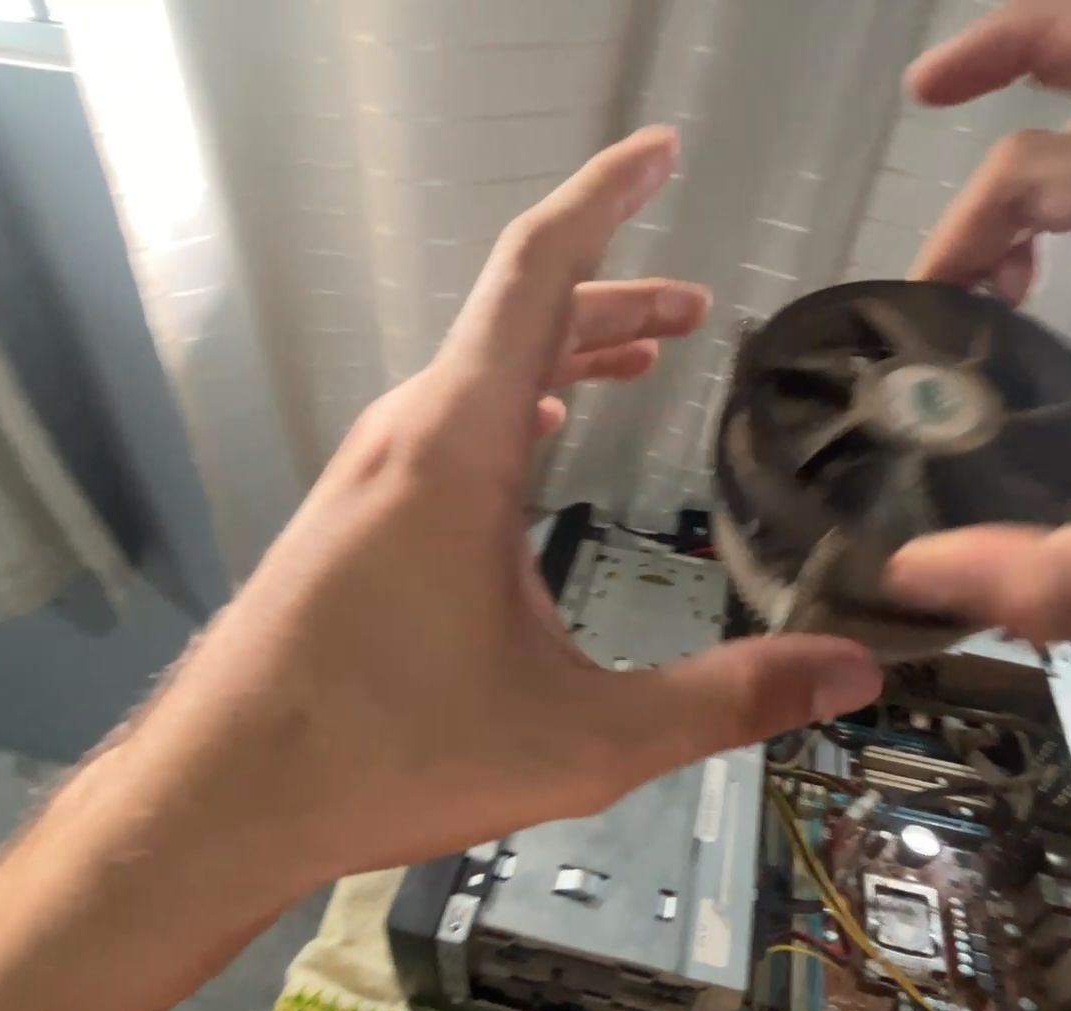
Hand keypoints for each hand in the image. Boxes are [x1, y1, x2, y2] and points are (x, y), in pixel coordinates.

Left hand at [0, 128, 882, 1010]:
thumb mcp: (585, 738)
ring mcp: (372, 472)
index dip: (606, 199)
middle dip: (615, 298)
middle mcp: (409, 436)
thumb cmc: (390, 757)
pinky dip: (514, 402)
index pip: (537, 272)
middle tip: (693, 313)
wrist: (222, 796)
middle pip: (521, 319)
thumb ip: (723, 701)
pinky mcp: (356, 514)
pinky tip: (544, 435)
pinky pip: (449, 422)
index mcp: (460, 447)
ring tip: (639, 356)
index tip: (658, 154)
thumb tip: (849, 671)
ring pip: (483, 371)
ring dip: (565, 349)